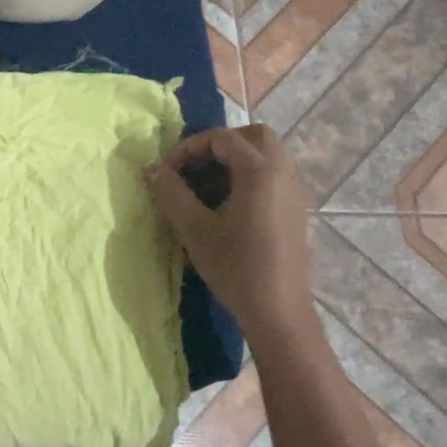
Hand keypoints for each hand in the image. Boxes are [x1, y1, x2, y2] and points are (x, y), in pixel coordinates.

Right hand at [144, 125, 315, 336]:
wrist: (277, 309)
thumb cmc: (234, 265)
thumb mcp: (193, 227)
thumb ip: (170, 192)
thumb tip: (152, 167)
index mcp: (260, 171)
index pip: (222, 138)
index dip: (187, 148)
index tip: (165, 173)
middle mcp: (283, 173)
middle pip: (254, 137)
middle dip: (218, 145)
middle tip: (190, 169)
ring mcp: (294, 192)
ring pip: (265, 157)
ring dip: (232, 162)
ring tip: (202, 190)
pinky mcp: (295, 210)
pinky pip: (271, 177)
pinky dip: (246, 178)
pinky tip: (224, 209)